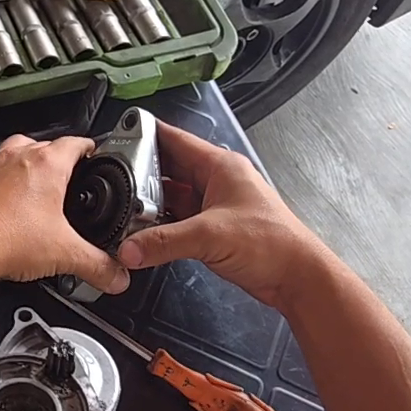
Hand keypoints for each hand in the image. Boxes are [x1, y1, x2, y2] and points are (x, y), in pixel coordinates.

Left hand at [0, 135, 129, 294]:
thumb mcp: (65, 254)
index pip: (78, 142)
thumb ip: (98, 265)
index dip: (92, 149)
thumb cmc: (4, 239)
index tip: (96, 155)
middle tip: (71, 180)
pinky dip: (5, 180)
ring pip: (18, 152)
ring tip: (40, 188)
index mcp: (46, 164)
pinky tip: (9, 203)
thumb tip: (116, 276)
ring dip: (30, 164)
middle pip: (47, 145)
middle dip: (61, 160)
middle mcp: (18, 157)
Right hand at [117, 123, 326, 309]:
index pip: (174, 139)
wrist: (297, 277)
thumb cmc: (273, 244)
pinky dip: (162, 224)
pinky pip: (179, 218)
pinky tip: (146, 231)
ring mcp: (215, 204)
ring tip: (126, 208)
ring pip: (173, 195)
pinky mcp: (213, 227)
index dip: (146, 133)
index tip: (121, 133)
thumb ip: (163, 242)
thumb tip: (129, 248)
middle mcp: (217, 181)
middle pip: (169, 168)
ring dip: (151, 203)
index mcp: (220, 166)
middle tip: (114, 178)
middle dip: (142, 174)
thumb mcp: (209, 236)